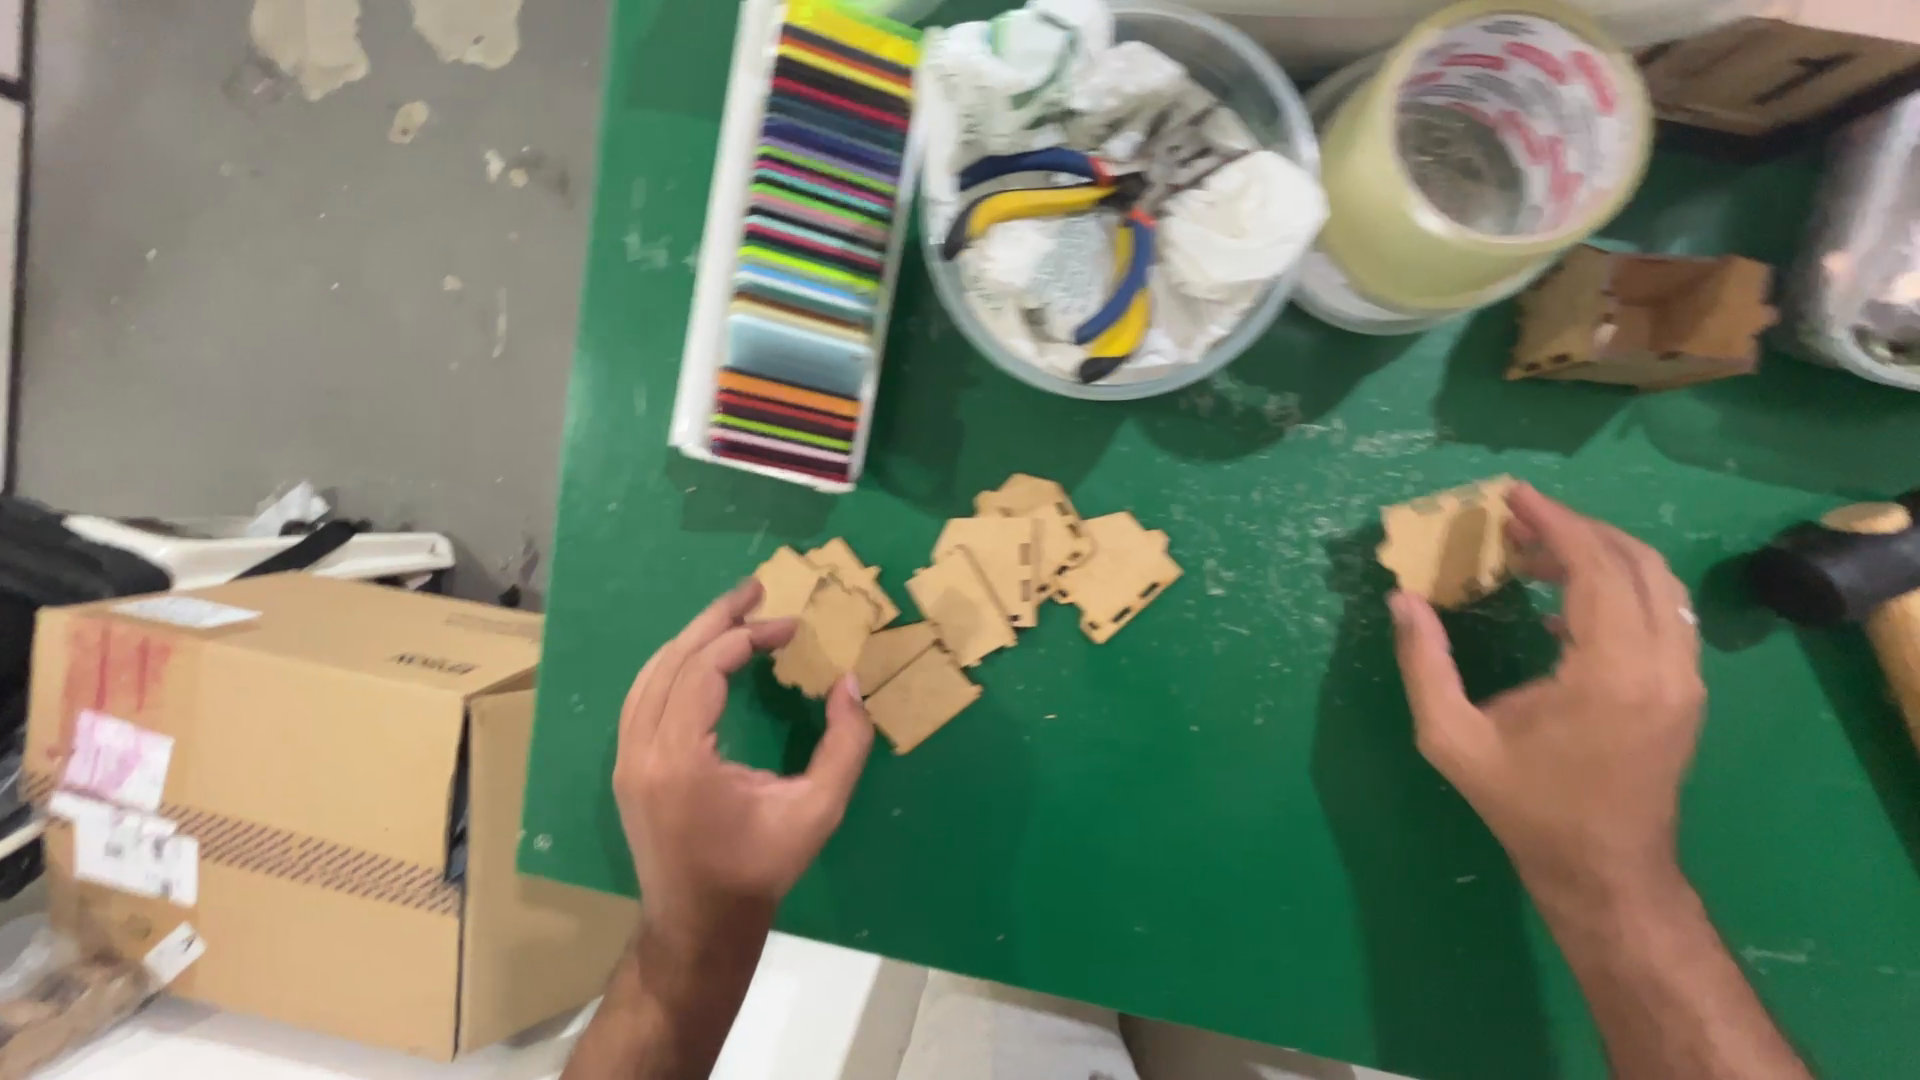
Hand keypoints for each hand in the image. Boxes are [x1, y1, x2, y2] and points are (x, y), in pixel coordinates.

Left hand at [613, 579, 873, 939]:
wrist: (700, 924)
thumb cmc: (760, 869)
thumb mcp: (818, 811)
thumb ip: (845, 745)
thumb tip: (848, 684)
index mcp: (680, 760)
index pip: (705, 668)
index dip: (748, 636)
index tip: (791, 628)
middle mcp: (642, 750)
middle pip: (672, 659)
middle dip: (717, 619)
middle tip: (757, 589)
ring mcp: (626, 758)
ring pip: (651, 673)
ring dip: (694, 636)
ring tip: (735, 612)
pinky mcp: (628, 765)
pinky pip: (644, 695)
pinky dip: (676, 663)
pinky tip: (704, 653)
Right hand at [1389, 483, 1704, 901]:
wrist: (1602, 867)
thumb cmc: (1522, 803)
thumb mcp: (1450, 737)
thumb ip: (1422, 663)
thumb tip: (1403, 599)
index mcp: (1609, 674)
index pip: (1597, 570)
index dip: (1556, 523)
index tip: (1514, 495)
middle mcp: (1663, 667)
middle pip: (1639, 565)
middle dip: (1578, 529)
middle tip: (1518, 519)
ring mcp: (1684, 680)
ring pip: (1661, 588)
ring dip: (1601, 555)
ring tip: (1536, 551)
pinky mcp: (1684, 691)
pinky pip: (1662, 616)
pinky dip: (1618, 588)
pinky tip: (1562, 605)